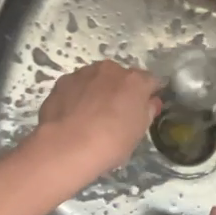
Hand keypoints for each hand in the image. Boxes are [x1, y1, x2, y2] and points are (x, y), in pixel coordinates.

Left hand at [28, 60, 162, 178]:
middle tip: (115, 114)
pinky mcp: (64, 80)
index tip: (145, 108)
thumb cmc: (111, 142)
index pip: (150, 81)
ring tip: (90, 116)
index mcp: (134, 81)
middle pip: (121, 77)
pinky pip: (77, 86)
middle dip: (120, 90)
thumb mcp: (138, 132)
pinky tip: (73, 115)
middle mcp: (110, 69)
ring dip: (98, 91)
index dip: (149, 94)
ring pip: (97, 79)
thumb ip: (147, 111)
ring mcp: (84, 72)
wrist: (67, 145)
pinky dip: (78, 95)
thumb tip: (151, 102)